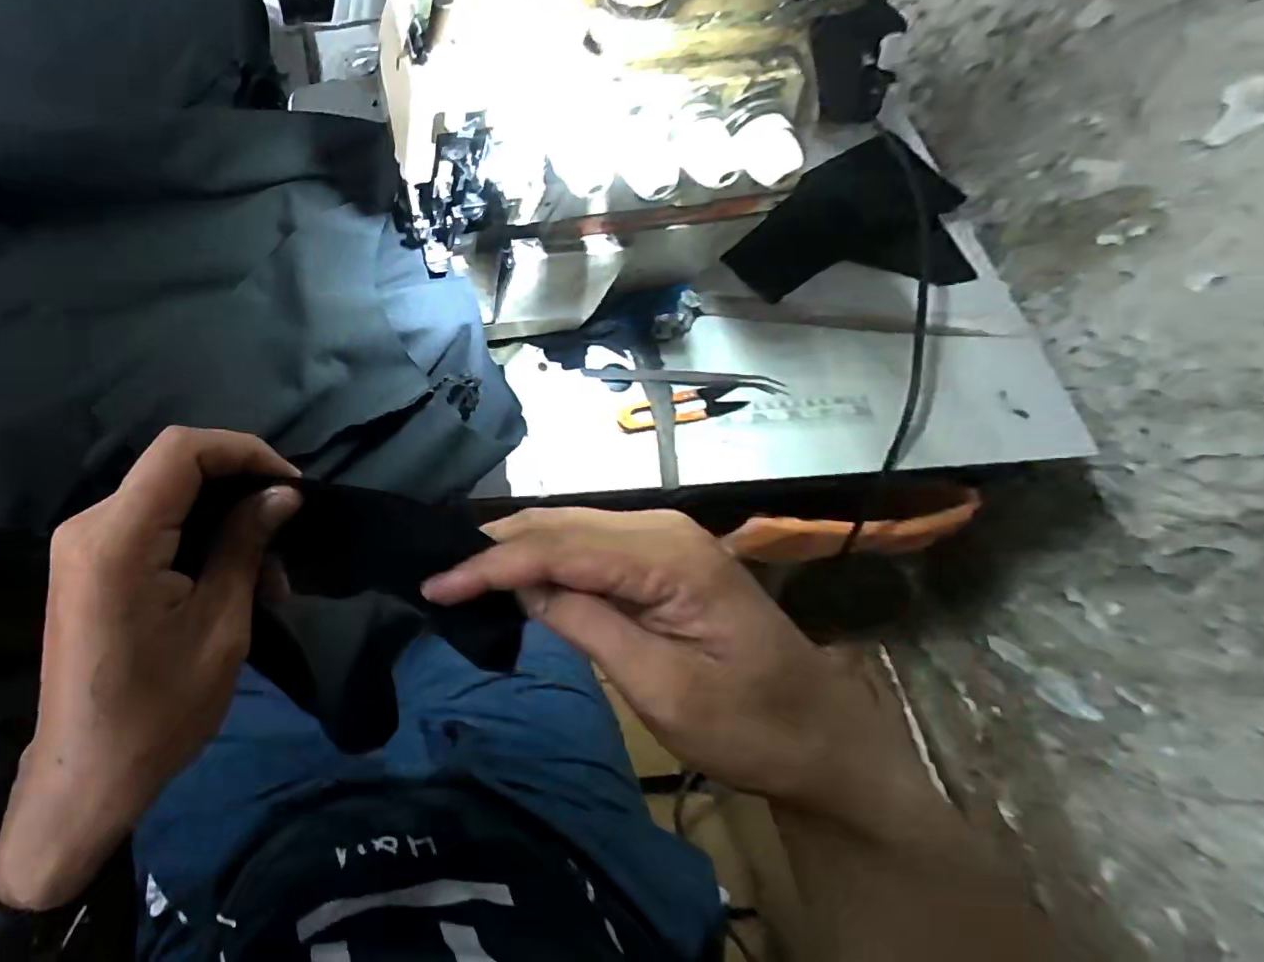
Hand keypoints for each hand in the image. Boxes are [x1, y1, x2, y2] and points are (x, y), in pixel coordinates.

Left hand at [0, 427, 300, 910]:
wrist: (85, 779)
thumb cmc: (159, 711)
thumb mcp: (221, 624)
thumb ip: (246, 544)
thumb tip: (283, 492)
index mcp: (117, 539)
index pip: (181, 450)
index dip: (243, 451)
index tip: (290, 485)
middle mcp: (89, 525)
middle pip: (175, 469)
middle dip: (240, 492)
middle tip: (286, 538)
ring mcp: (82, 543)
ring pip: (168, 497)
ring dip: (224, 521)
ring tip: (269, 578)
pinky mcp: (88, 563)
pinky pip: (152, 525)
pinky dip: (197, 539)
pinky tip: (230, 579)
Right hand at [421, 508, 934, 835]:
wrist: (825, 739)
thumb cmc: (752, 726)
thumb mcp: (662, 688)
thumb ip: (587, 625)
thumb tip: (521, 586)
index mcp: (668, 557)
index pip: (558, 547)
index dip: (491, 564)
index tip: (437, 585)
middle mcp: (661, 529)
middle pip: (557, 525)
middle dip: (494, 547)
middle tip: (437, 573)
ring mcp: (662, 537)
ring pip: (566, 527)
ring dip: (513, 548)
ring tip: (461, 571)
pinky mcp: (657, 554)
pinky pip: (585, 544)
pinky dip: (542, 556)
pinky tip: (512, 571)